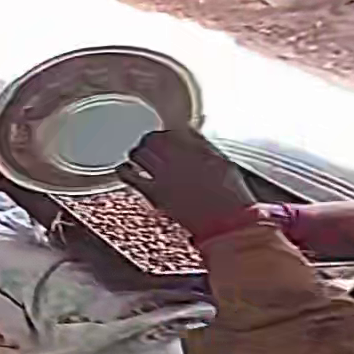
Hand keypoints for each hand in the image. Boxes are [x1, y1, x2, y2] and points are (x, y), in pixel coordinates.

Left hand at [118, 128, 255, 235]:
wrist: (227, 222)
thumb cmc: (230, 198)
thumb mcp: (224, 167)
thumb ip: (205, 151)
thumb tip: (189, 139)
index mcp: (205, 152)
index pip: (179, 131)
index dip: (168, 131)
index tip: (166, 135)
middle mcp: (185, 160)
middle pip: (155, 138)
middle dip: (150, 139)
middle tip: (149, 144)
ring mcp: (167, 175)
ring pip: (139, 153)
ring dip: (137, 152)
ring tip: (139, 156)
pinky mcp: (153, 192)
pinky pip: (128, 174)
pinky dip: (123, 169)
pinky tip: (125, 169)